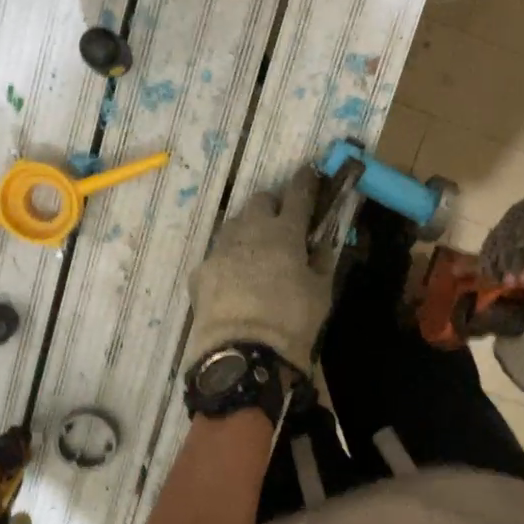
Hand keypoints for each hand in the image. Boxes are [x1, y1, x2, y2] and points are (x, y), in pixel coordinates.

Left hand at [185, 166, 332, 373]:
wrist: (243, 351)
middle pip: (260, 200)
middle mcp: (250, 230)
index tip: (311, 173)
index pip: (299, 194)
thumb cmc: (292, 320)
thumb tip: (323, 244)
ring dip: (248, 229)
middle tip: (282, 223)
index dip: (307, 181)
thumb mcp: (321, 293)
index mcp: (285, 231)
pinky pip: (217, 255)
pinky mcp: (201, 270)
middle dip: (272, 205)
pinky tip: (234, 280)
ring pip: (235, 224)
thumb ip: (322, 262)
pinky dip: (228, 260)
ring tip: (256, 252)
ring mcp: (221, 248)